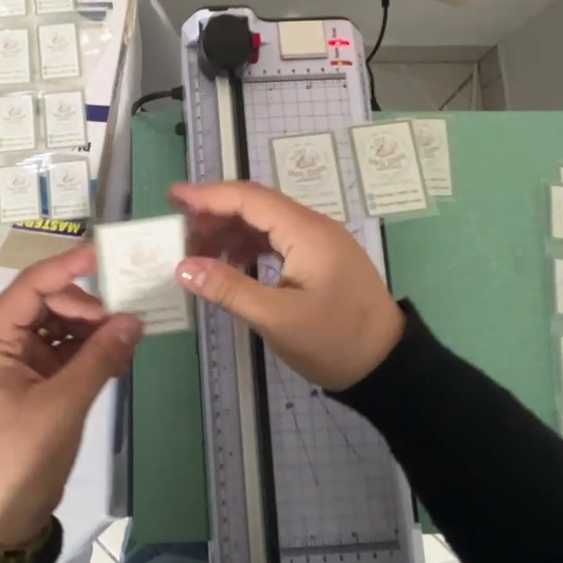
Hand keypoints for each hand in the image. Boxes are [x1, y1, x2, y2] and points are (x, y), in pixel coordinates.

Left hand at [0, 243, 141, 545]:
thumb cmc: (18, 457)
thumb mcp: (61, 406)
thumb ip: (98, 358)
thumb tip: (135, 319)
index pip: (31, 286)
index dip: (67, 265)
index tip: (105, 252)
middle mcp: (3, 345)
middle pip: (48, 303)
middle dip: (87, 305)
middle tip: (126, 316)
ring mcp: (20, 365)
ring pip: (60, 327)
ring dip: (93, 329)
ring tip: (128, 338)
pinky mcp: (37, 385)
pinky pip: (67, 353)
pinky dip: (91, 352)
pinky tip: (119, 357)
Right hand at [170, 181, 403, 390]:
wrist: (388, 367)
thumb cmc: (334, 341)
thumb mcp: (277, 319)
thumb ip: (229, 288)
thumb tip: (182, 267)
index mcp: (306, 231)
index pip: (250, 199)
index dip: (209, 196)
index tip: (173, 197)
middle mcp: (313, 227)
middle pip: (256, 206)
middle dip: (214, 214)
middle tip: (178, 231)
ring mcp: (319, 243)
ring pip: (265, 223)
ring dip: (230, 231)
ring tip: (196, 251)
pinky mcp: (320, 260)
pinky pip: (277, 240)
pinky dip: (248, 247)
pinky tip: (228, 263)